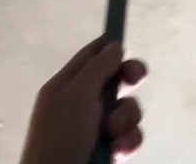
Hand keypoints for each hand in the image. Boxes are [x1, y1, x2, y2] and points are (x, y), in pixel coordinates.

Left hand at [18, 38, 147, 162]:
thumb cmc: (61, 138)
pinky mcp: (108, 152)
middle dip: (129, 78)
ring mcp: (95, 129)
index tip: (128, 46)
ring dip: (127, 117)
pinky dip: (128, 141)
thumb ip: (98, 67)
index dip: (111, 47)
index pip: (91, 55)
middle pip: (115, 78)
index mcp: (65, 87)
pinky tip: (119, 151)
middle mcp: (81, 105)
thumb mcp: (77, 95)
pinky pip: (129, 136)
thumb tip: (115, 44)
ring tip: (115, 133)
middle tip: (135, 79)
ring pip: (126, 107)